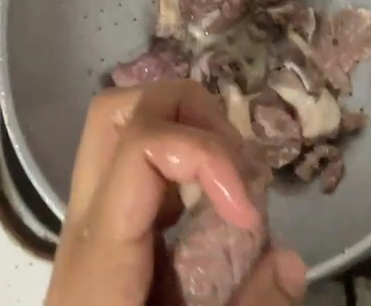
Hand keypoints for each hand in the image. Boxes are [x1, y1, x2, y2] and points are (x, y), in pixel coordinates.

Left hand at [44, 81, 307, 305]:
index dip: (202, 152)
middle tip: (237, 167)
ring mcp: (90, 226)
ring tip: (233, 182)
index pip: (137, 147)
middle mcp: (84, 225)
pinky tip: (215, 208)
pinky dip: (181, 165)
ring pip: (122, 128)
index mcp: (98, 257)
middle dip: (186, 114)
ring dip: (184, 132)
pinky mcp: (105, 238)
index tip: (249, 207)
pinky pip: (135, 166)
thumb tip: (286, 258)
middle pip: (117, 113)